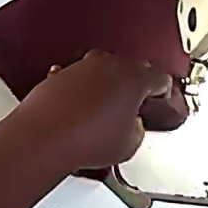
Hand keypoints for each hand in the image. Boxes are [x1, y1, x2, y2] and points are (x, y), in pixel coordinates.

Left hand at [5, 51, 170, 172]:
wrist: (44, 137)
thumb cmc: (84, 138)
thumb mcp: (130, 143)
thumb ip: (138, 127)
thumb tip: (132, 125)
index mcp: (134, 76)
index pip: (160, 78)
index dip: (163, 93)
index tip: (159, 101)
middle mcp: (107, 64)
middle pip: (131, 69)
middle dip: (135, 86)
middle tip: (135, 108)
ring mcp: (81, 66)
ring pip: (103, 70)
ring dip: (107, 86)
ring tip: (105, 112)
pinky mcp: (59, 74)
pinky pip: (78, 78)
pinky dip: (82, 90)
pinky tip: (81, 110)